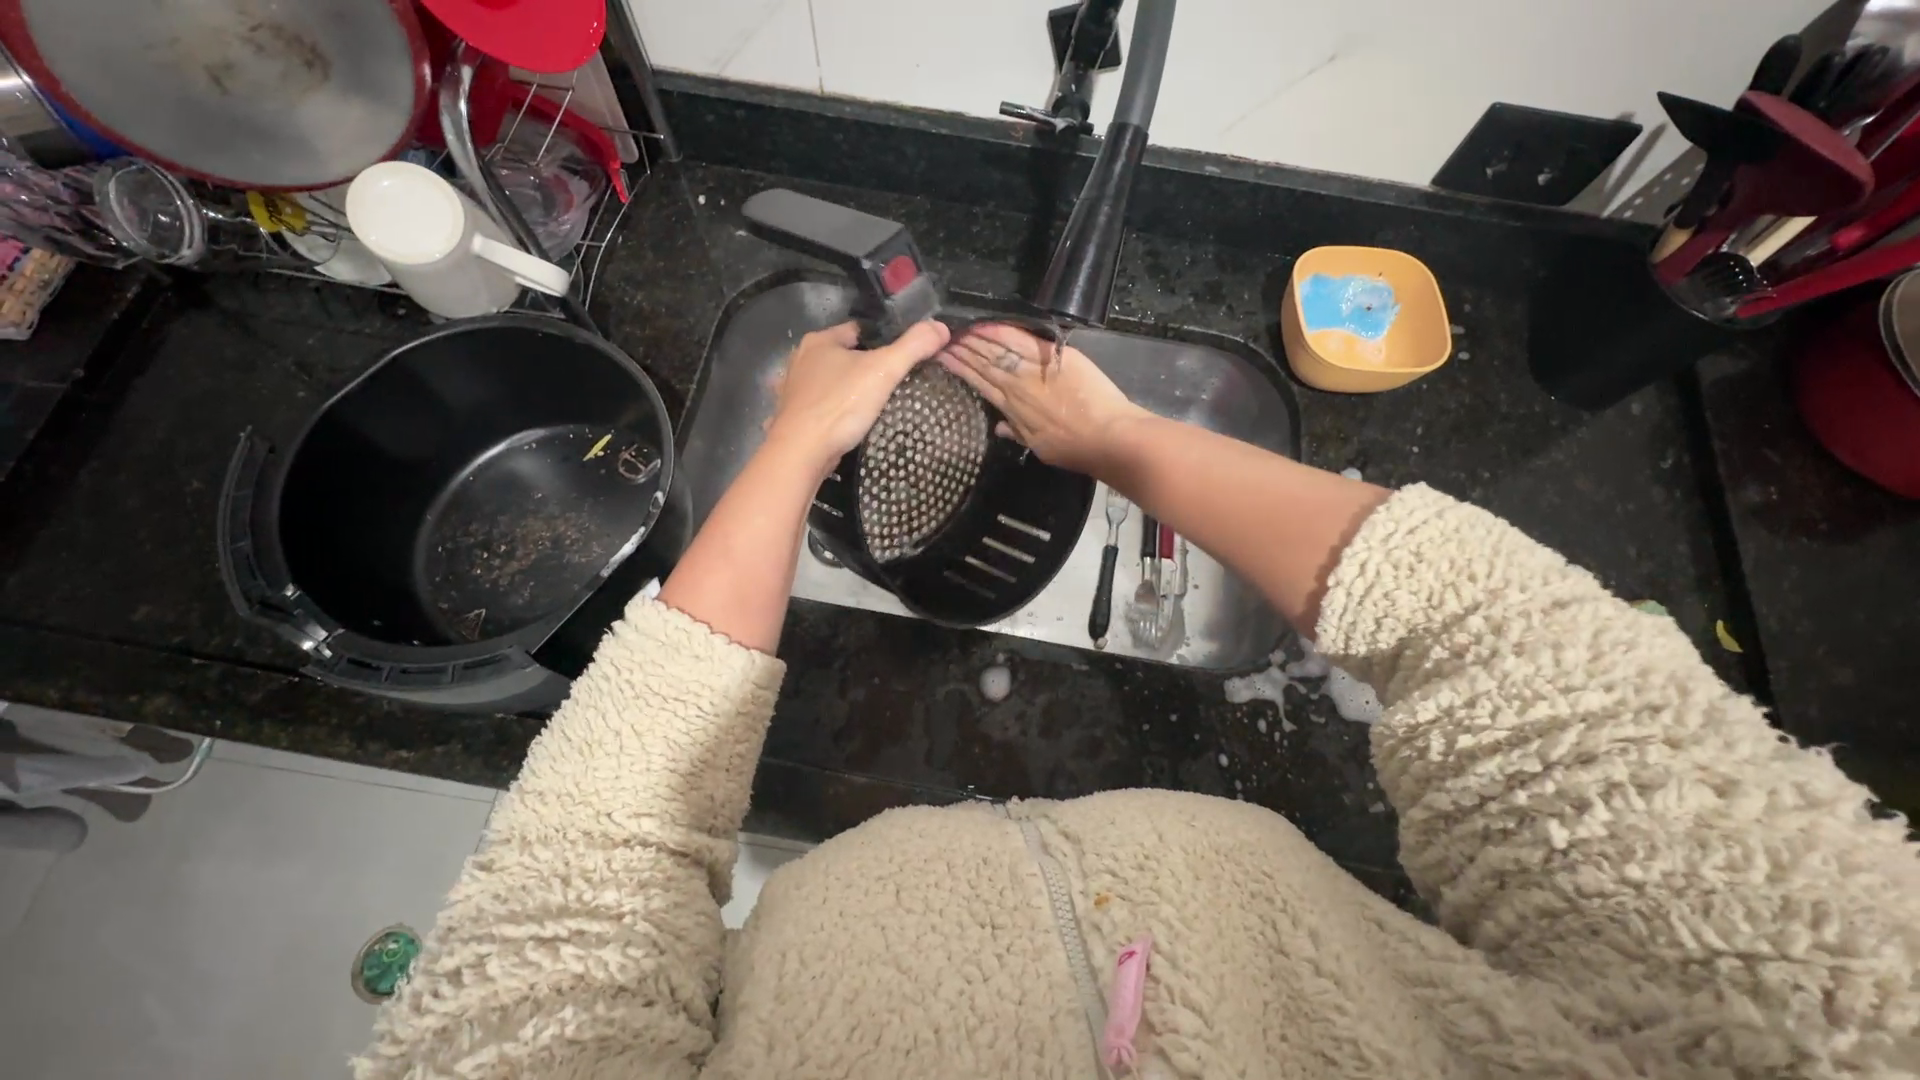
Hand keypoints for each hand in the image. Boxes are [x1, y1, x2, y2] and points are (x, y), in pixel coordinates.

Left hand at [765, 319, 951, 472]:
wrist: (801, 453)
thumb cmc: (841, 406)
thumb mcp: (884, 371)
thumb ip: (913, 347)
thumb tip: (941, 327)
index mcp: (820, 341)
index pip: (858, 330)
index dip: (882, 339)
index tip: (902, 355)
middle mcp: (801, 359)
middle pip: (842, 356)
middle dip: (863, 365)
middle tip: (892, 381)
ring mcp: (793, 389)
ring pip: (828, 382)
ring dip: (845, 389)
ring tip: (872, 403)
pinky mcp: (792, 417)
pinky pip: (819, 407)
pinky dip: (831, 411)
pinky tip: (846, 422)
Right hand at [938, 322, 1147, 475]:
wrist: (1107, 436)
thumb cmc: (1076, 448)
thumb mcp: (1040, 447)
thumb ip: (1018, 433)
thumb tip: (999, 428)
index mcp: (1012, 410)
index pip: (980, 385)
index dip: (961, 370)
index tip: (945, 358)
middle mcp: (1015, 387)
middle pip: (983, 365)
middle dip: (962, 351)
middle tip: (943, 338)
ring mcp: (1031, 370)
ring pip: (995, 350)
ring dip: (974, 339)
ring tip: (958, 329)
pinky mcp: (1051, 356)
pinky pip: (1018, 340)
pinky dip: (998, 330)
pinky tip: (982, 324)